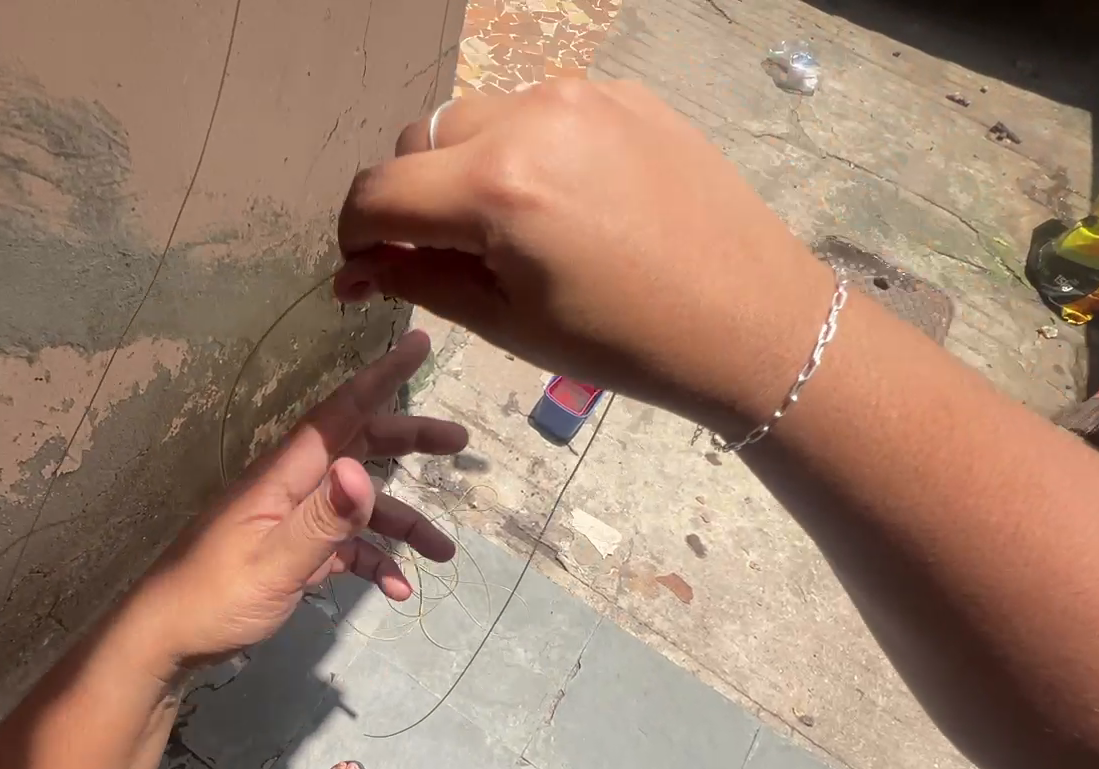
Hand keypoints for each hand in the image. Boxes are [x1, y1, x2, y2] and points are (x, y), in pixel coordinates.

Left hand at [127, 331, 466, 669]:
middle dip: (409, 441)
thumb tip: (362, 471)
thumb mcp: (272, 564)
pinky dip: (373, 561)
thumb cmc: (214, 599)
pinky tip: (396, 589)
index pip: (339, 414)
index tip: (418, 343)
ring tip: (444, 550)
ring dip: (403, 522)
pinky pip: (345, 546)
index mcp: (283, 476)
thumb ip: (320, 521)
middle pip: (358, 448)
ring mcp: (295, 521)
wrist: (169, 640)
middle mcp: (293, 488)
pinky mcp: (296, 552)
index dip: (380, 377)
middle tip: (460, 442)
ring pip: (360, 506)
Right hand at [333, 82, 836, 431]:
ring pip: (473, 117)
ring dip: (458, 169)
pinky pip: (534, 111)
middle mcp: (530, 117)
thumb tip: (361, 269)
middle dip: (408, 199)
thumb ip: (421, 281)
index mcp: (497, 189)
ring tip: (500, 228)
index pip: (378, 192)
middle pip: (419, 141)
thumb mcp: (505, 324)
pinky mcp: (620, 94)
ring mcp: (581, 95)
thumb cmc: (618, 344)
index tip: (362, 268)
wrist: (745, 318)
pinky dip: (515, 152)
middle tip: (436, 256)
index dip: (353, 235)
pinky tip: (555, 202)